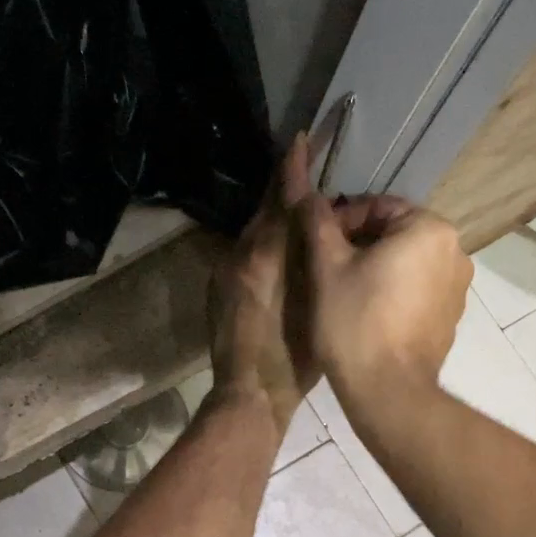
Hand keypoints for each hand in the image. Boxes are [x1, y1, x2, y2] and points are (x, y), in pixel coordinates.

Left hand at [207, 135, 320, 428]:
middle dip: (283, 193)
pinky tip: (281, 256)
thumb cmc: (293, 358)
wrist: (249, 396)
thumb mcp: (315, 304)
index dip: (292, 169)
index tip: (301, 140)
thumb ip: (313, 257)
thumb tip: (315, 220)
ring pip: (254, 235)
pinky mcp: (220, 292)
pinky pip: (245, 255)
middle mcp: (239, 256)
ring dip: (274, 221)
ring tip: (299, 217)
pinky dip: (264, 246)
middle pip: (264, 213)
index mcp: (265, 256)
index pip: (281, 199)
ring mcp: (225, 275)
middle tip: (306, 177)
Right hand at [297, 191, 471, 405]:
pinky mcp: (451, 318)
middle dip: (359, 245)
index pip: (377, 206)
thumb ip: (319, 223)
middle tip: (325, 268)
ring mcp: (458, 287)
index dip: (341, 221)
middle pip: (395, 233)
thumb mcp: (327, 267)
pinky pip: (418, 291)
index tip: (316, 244)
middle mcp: (455, 251)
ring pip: (407, 263)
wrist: (388, 391)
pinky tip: (367, 315)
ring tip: (344, 292)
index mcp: (429, 229)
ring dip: (375, 269)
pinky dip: (393, 293)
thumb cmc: (355, 323)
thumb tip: (308, 195)